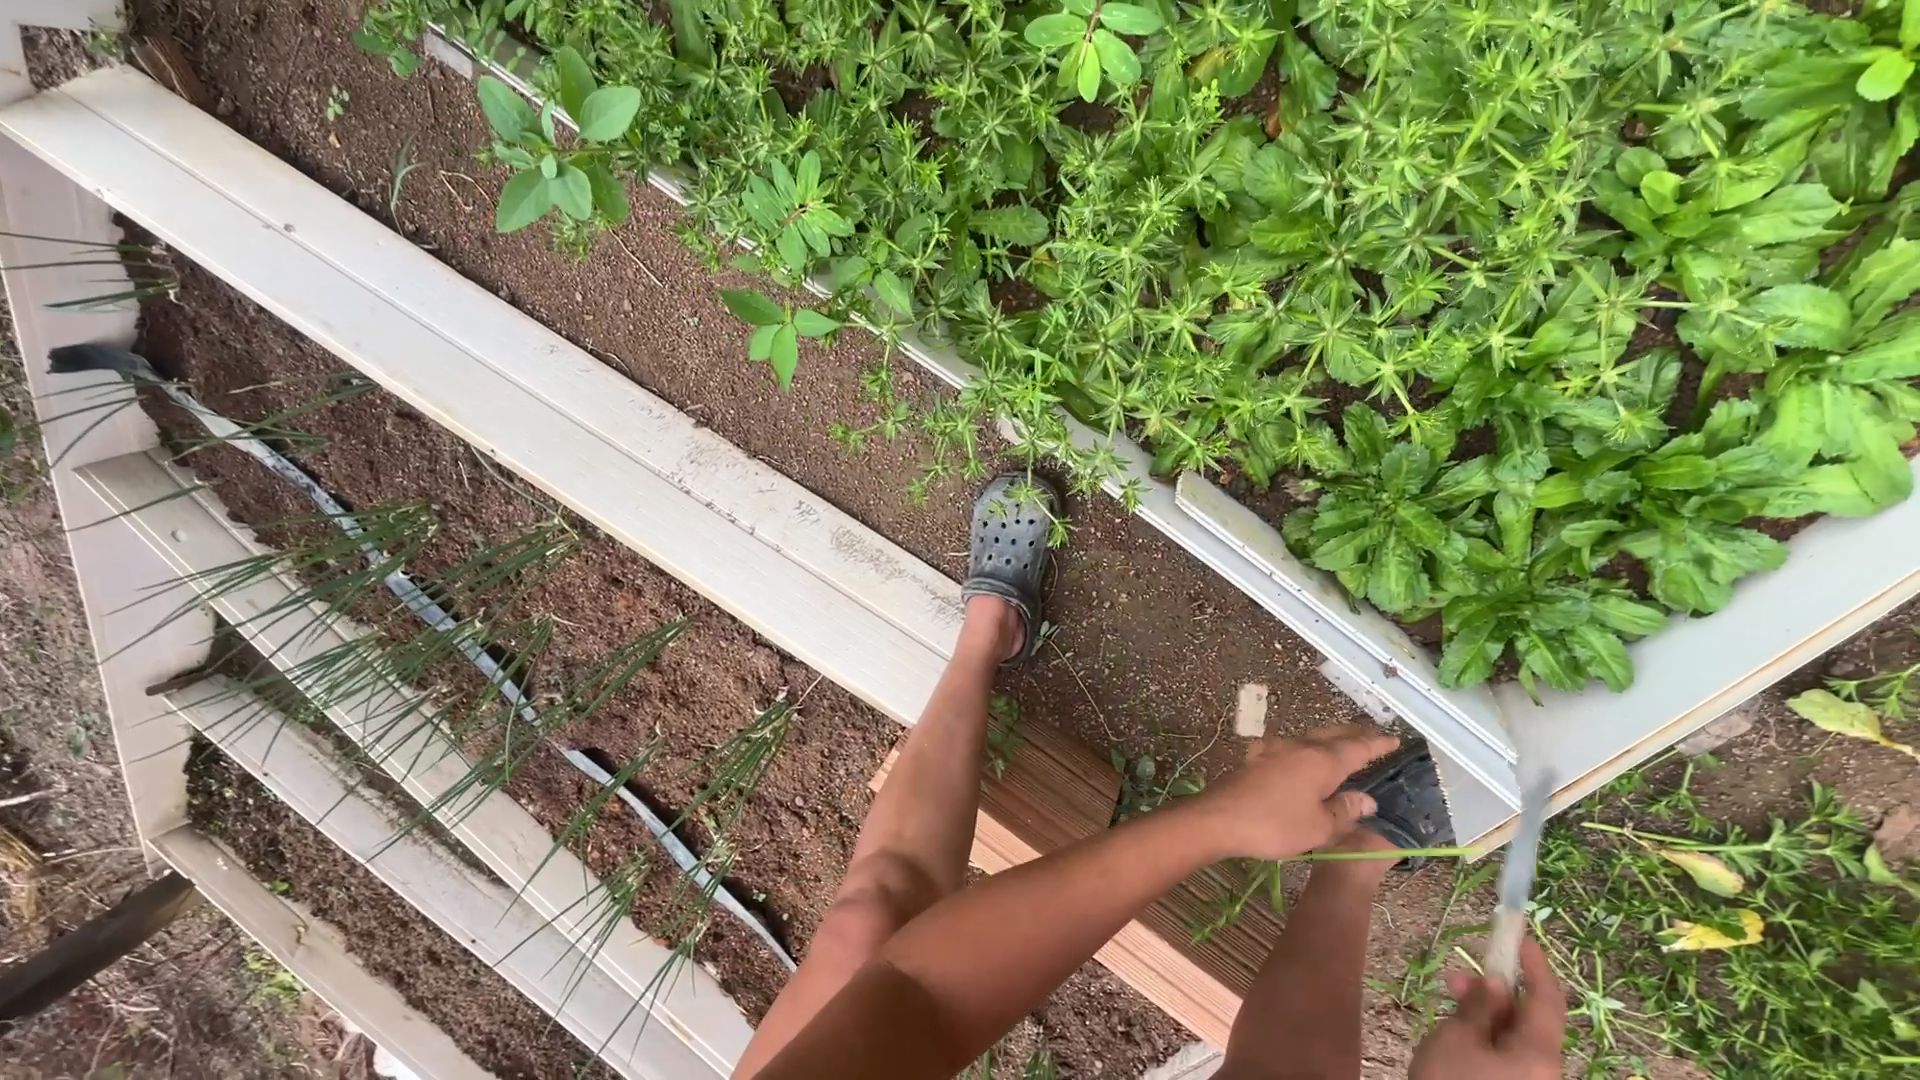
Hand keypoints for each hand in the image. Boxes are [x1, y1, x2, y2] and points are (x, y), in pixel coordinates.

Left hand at [1183, 725, 1398, 859]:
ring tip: (1341, 748)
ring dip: (1327, 741)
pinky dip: (1305, 752)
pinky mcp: (1254, 759)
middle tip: (1370, 737)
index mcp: (1320, 761)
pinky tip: (1302, 761)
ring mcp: (1272, 750)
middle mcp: (1297, 747)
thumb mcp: (1319, 826)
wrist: (1217, 818)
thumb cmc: (1274, 824)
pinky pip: (1289, 750)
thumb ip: (1345, 811)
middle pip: (1331, 736)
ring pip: (1308, 740)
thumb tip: (1366, 799)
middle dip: (1353, 735)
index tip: (1394, 739)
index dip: (1377, 744)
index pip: (1357, 748)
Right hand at [1409, 937, 1565, 1079]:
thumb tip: (1496, 982)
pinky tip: (1459, 1027)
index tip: (1521, 937)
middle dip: (1498, 990)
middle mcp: (1544, 1071)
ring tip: (1452, 996)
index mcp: (1539, 1056)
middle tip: (1461, 974)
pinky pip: (1506, 1054)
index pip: (1549, 1002)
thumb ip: (1479, 1007)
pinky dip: (1486, 1033)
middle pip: (1530, 1019)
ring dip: (1488, 1011)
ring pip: (1515, 1036)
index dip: (1537, 967)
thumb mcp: (1458, 1037)